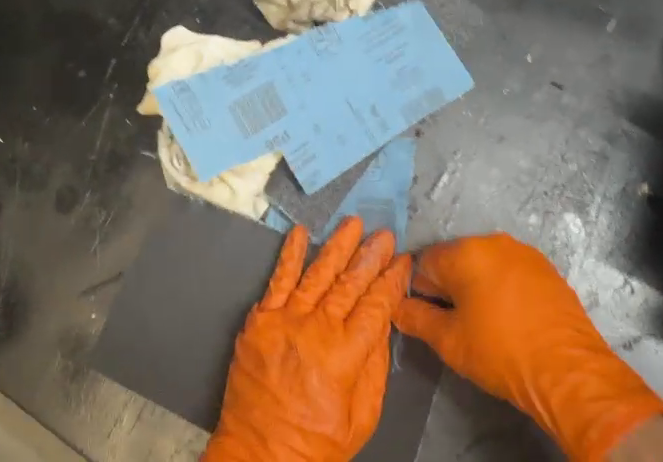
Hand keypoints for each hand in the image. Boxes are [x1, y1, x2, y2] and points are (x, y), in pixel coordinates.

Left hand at [201, 219, 412, 461]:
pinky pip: (277, 280)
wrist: (259, 455)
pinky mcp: (259, 321)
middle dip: (369, 256)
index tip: (403, 261)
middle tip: (383, 233)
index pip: (375, 306)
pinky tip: (301, 233)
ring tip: (352, 223)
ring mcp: (285, 320)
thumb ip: (375, 365)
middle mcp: (316, 329)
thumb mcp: (362, 414)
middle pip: (349, 283)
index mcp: (346, 354)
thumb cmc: (317, 442)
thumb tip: (384, 321)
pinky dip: (289, 255)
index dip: (391, 280)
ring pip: (316, 274)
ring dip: (337, 246)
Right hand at [393, 234, 662, 460]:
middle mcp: (492, 241)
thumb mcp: (448, 341)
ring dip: (478, 288)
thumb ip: (415, 318)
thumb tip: (395, 306)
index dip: (420, 291)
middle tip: (457, 325)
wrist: (569, 372)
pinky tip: (511, 320)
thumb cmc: (501, 353)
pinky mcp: (547, 270)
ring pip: (485, 266)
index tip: (429, 317)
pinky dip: (504, 290)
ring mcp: (524, 253)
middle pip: (456, 260)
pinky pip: (511, 273)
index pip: (424, 262)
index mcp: (464, 252)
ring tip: (486, 325)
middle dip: (450, 287)